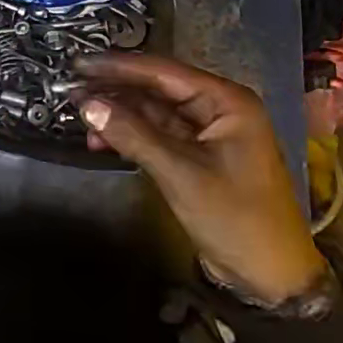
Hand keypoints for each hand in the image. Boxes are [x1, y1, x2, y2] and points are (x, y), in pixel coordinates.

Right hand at [74, 54, 326, 302]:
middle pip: (155, 88)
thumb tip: (87, 105)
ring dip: (118, 114)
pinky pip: (156, 133)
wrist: (271, 278)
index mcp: (226, 100)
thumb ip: (133, 135)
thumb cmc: (236, 218)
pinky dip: (130, 135)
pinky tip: (101, 139)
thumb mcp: (181, 174)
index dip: (118, 66)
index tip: (79, 63)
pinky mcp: (195, 154)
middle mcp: (216, 107)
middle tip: (71, 88)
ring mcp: (206, 131)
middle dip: (114, 90)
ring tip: (79, 115)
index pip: (162, 71)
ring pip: (152, 111)